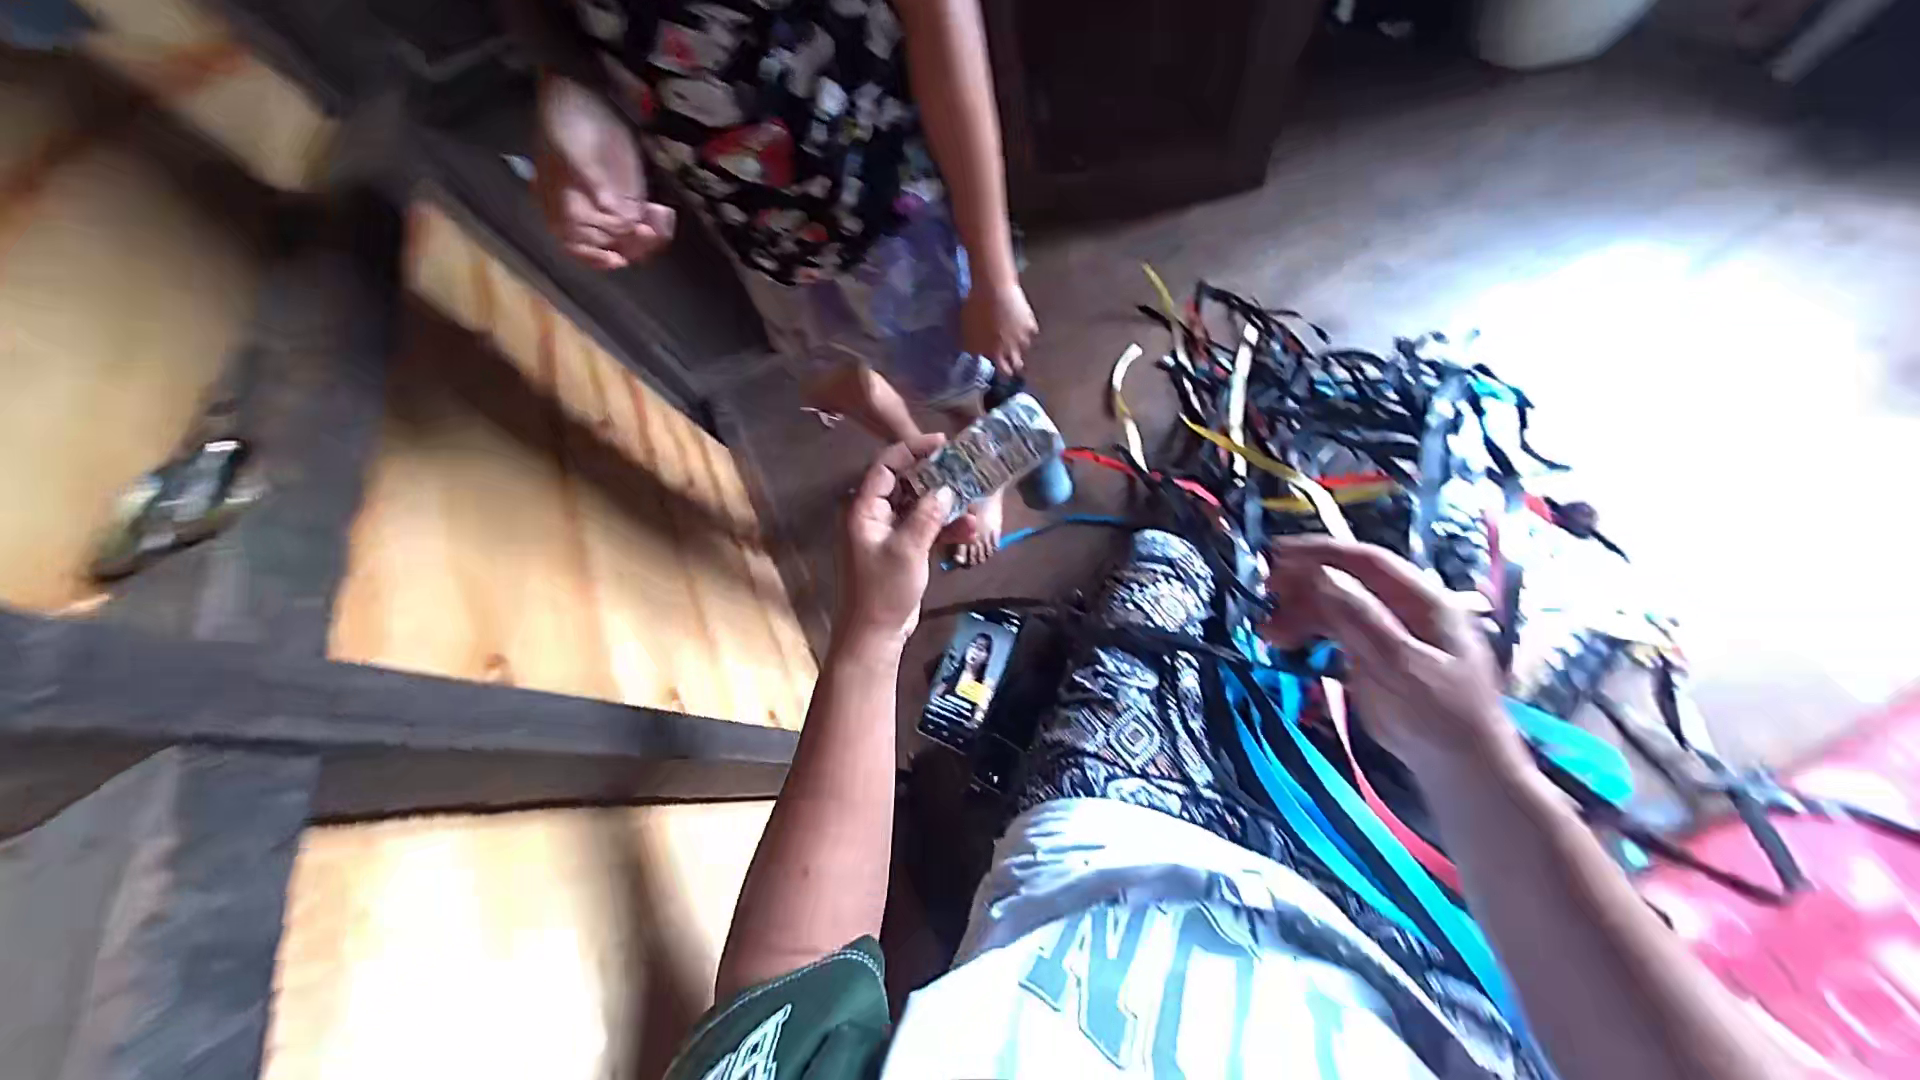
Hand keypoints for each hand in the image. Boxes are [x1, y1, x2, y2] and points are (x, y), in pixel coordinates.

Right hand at [535, 74, 675, 270]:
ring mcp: (613, 211)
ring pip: (635, 241)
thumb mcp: (573, 151)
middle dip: (634, 244)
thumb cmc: (568, 123)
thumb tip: (611, 210)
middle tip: (649, 228)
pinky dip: (659, 225)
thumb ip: (592, 183)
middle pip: (613, 248)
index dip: (596, 259)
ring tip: (660, 215)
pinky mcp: (633, 202)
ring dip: (651, 237)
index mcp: (562, 210)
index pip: (579, 248)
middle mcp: (588, 216)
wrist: (586, 97)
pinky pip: (648, 225)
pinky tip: (663, 211)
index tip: (616, 259)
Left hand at [837, 436, 953, 647]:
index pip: (885, 466)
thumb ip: (926, 516)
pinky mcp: (901, 549)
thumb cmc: (883, 590)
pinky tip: (968, 528)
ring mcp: (887, 533)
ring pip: (918, 507)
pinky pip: (922, 528)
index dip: (912, 450)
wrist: (875, 634)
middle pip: (904, 483)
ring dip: (944, 506)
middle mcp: (873, 515)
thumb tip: (945, 490)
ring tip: (973, 504)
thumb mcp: (907, 549)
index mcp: (863, 509)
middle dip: (935, 478)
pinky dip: (942, 528)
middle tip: (964, 468)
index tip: (942, 444)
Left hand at [961, 280, 1037, 375]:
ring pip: (1025, 347)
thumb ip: (973, 347)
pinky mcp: (1030, 323)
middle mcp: (1011, 349)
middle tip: (1013, 359)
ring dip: (1021, 345)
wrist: (993, 289)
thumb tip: (974, 355)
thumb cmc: (975, 310)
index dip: (1003, 371)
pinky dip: (1028, 329)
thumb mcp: (967, 332)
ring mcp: (1023, 337)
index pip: (1003, 371)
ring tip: (1018, 341)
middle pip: (1018, 364)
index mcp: (995, 353)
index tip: (1004, 369)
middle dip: (1015, 363)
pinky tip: (1024, 325)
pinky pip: (1031, 331)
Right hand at [1262, 537, 1530, 785]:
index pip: (1367, 560)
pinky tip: (1284, 641)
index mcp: (1423, 601)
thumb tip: (1317, 574)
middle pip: (1346, 581)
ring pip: (1334, 606)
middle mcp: (1405, 609)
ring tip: (1269, 630)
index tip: (1276, 553)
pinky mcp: (1373, 655)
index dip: (1320, 551)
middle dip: (1302, 583)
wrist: (1461, 771)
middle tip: (1265, 592)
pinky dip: (1306, 632)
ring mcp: (1389, 632)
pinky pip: (1333, 631)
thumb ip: (1358, 617)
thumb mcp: (1399, 664)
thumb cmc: (1438, 716)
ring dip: (1299, 611)